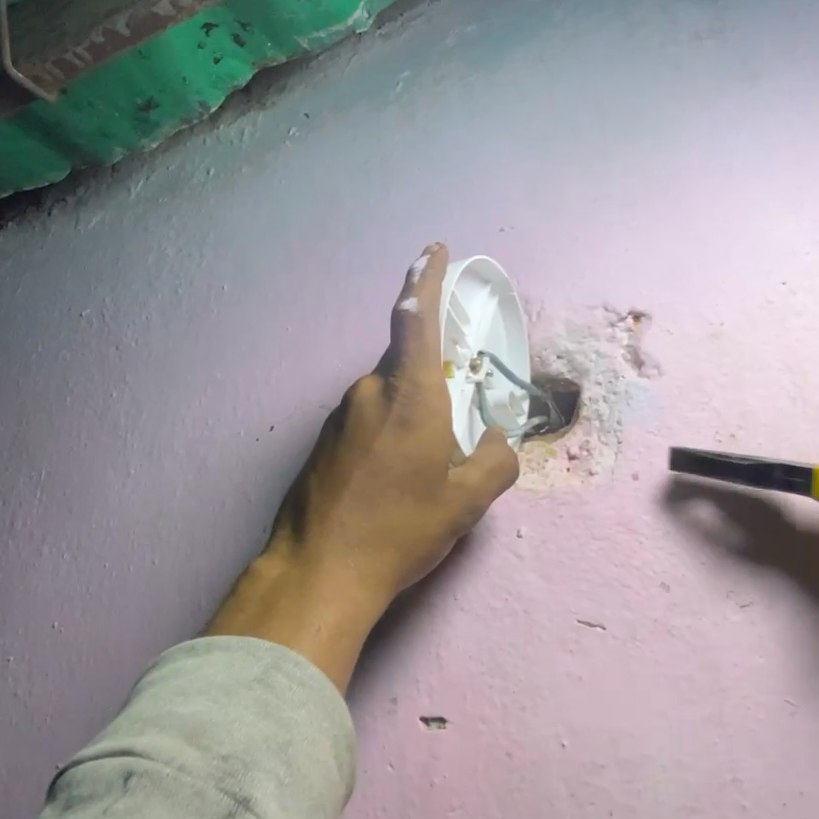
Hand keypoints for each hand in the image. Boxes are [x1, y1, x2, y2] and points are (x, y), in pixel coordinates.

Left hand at [206, 244, 519, 690]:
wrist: (320, 570)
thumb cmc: (400, 530)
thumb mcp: (466, 503)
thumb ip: (495, 461)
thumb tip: (498, 440)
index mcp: (409, 393)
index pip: (416, 317)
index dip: (426, 278)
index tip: (434, 249)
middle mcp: (369, 392)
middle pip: (407, 365)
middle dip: (433, 382)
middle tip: (452, 428)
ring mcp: (339, 415)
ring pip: (386, 397)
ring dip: (409, 416)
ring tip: (421, 470)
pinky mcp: (322, 440)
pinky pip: (365, 420)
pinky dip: (386, 435)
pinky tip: (390, 482)